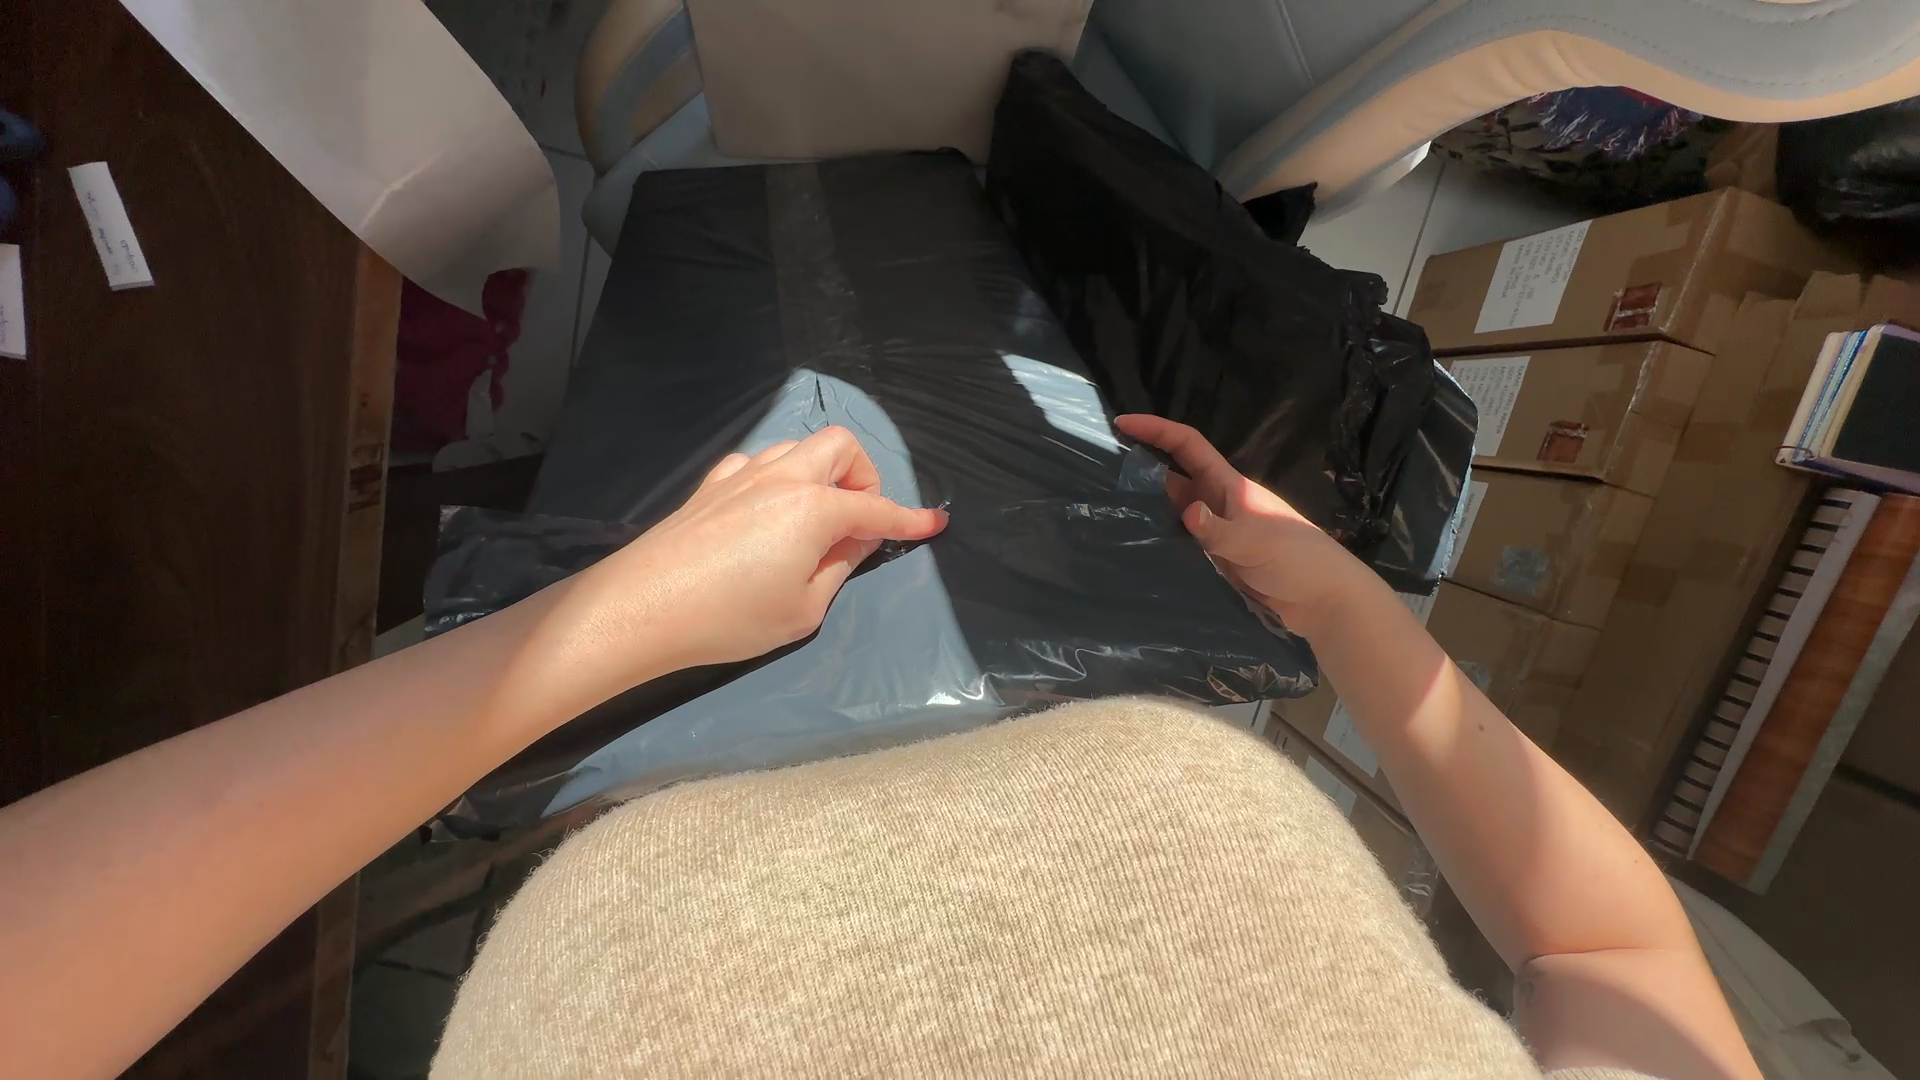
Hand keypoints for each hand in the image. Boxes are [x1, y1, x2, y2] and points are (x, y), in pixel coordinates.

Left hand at [558, 427, 947, 685]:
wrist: (640, 609)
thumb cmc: (731, 618)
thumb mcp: (804, 609)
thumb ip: (840, 566)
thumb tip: (858, 539)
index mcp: (814, 508)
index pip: (877, 510)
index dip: (911, 519)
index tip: (936, 523)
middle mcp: (782, 478)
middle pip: (840, 446)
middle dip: (863, 476)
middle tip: (859, 520)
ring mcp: (742, 476)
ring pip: (798, 448)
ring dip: (821, 473)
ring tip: (815, 518)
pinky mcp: (711, 485)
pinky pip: (759, 463)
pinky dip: (778, 478)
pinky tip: (767, 511)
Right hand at [1114, 414, 1383, 639]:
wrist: (1326, 602)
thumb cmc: (1299, 560)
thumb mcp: (1257, 541)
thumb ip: (1219, 529)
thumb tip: (1186, 512)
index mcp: (1230, 487)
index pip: (1188, 447)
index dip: (1157, 430)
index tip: (1123, 423)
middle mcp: (1218, 505)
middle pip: (1174, 476)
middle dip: (1141, 467)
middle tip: (1101, 468)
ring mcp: (1216, 533)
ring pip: (1173, 512)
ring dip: (1146, 507)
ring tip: (1107, 508)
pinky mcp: (1215, 561)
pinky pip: (1179, 544)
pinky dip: (1159, 541)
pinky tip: (1135, 548)